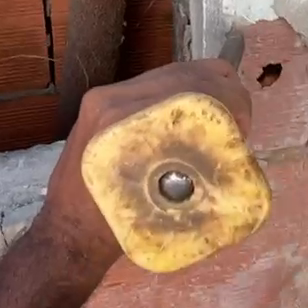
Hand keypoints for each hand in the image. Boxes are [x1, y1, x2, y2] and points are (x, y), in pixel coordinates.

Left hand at [32, 58, 253, 282]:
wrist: (66, 235)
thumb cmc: (112, 231)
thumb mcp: (161, 208)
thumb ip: (193, 175)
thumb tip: (238, 160)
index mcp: (120, 118)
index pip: (190, 87)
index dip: (229, 101)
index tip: (241, 131)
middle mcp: (111, 98)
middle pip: (185, 72)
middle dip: (224, 94)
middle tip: (239, 128)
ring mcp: (107, 95)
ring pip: (175, 73)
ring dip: (208, 93)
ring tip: (223, 125)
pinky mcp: (107, 100)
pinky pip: (160, 84)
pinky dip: (188, 95)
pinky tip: (199, 120)